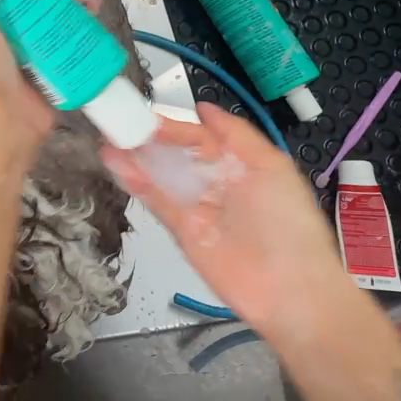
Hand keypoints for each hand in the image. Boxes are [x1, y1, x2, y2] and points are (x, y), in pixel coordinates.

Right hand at [103, 104, 356, 338]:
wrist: (291, 291)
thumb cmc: (289, 224)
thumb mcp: (271, 166)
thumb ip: (236, 133)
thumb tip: (204, 109)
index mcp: (240, 166)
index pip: (199, 137)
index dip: (174, 125)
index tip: (146, 113)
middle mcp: (216, 184)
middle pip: (175, 154)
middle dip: (148, 138)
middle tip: (119, 123)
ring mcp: (197, 208)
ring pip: (160, 176)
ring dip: (135, 157)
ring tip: (109, 139)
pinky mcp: (183, 231)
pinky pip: (156, 202)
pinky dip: (136, 183)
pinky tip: (116, 163)